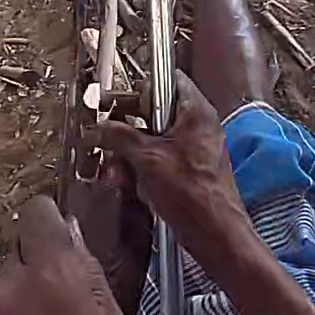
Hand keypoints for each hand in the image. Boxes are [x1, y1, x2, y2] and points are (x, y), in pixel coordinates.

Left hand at [0, 197, 130, 314]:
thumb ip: (93, 281)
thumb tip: (74, 239)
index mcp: (55, 278)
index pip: (39, 212)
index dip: (52, 223)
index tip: (64, 243)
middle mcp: (11, 284)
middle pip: (23, 251)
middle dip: (41, 269)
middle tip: (61, 310)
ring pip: (6, 285)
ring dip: (22, 301)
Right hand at [98, 71, 260, 277]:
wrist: (215, 236)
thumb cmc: (190, 193)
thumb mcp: (146, 158)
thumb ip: (119, 136)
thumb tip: (98, 128)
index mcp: (195, 111)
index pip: (169, 78)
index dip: (141, 85)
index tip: (118, 97)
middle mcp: (197, 125)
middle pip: (154, 112)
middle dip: (126, 128)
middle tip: (104, 133)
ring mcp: (193, 148)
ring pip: (153, 138)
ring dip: (129, 153)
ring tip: (116, 170)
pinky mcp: (188, 170)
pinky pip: (159, 158)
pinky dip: (142, 168)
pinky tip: (129, 183)